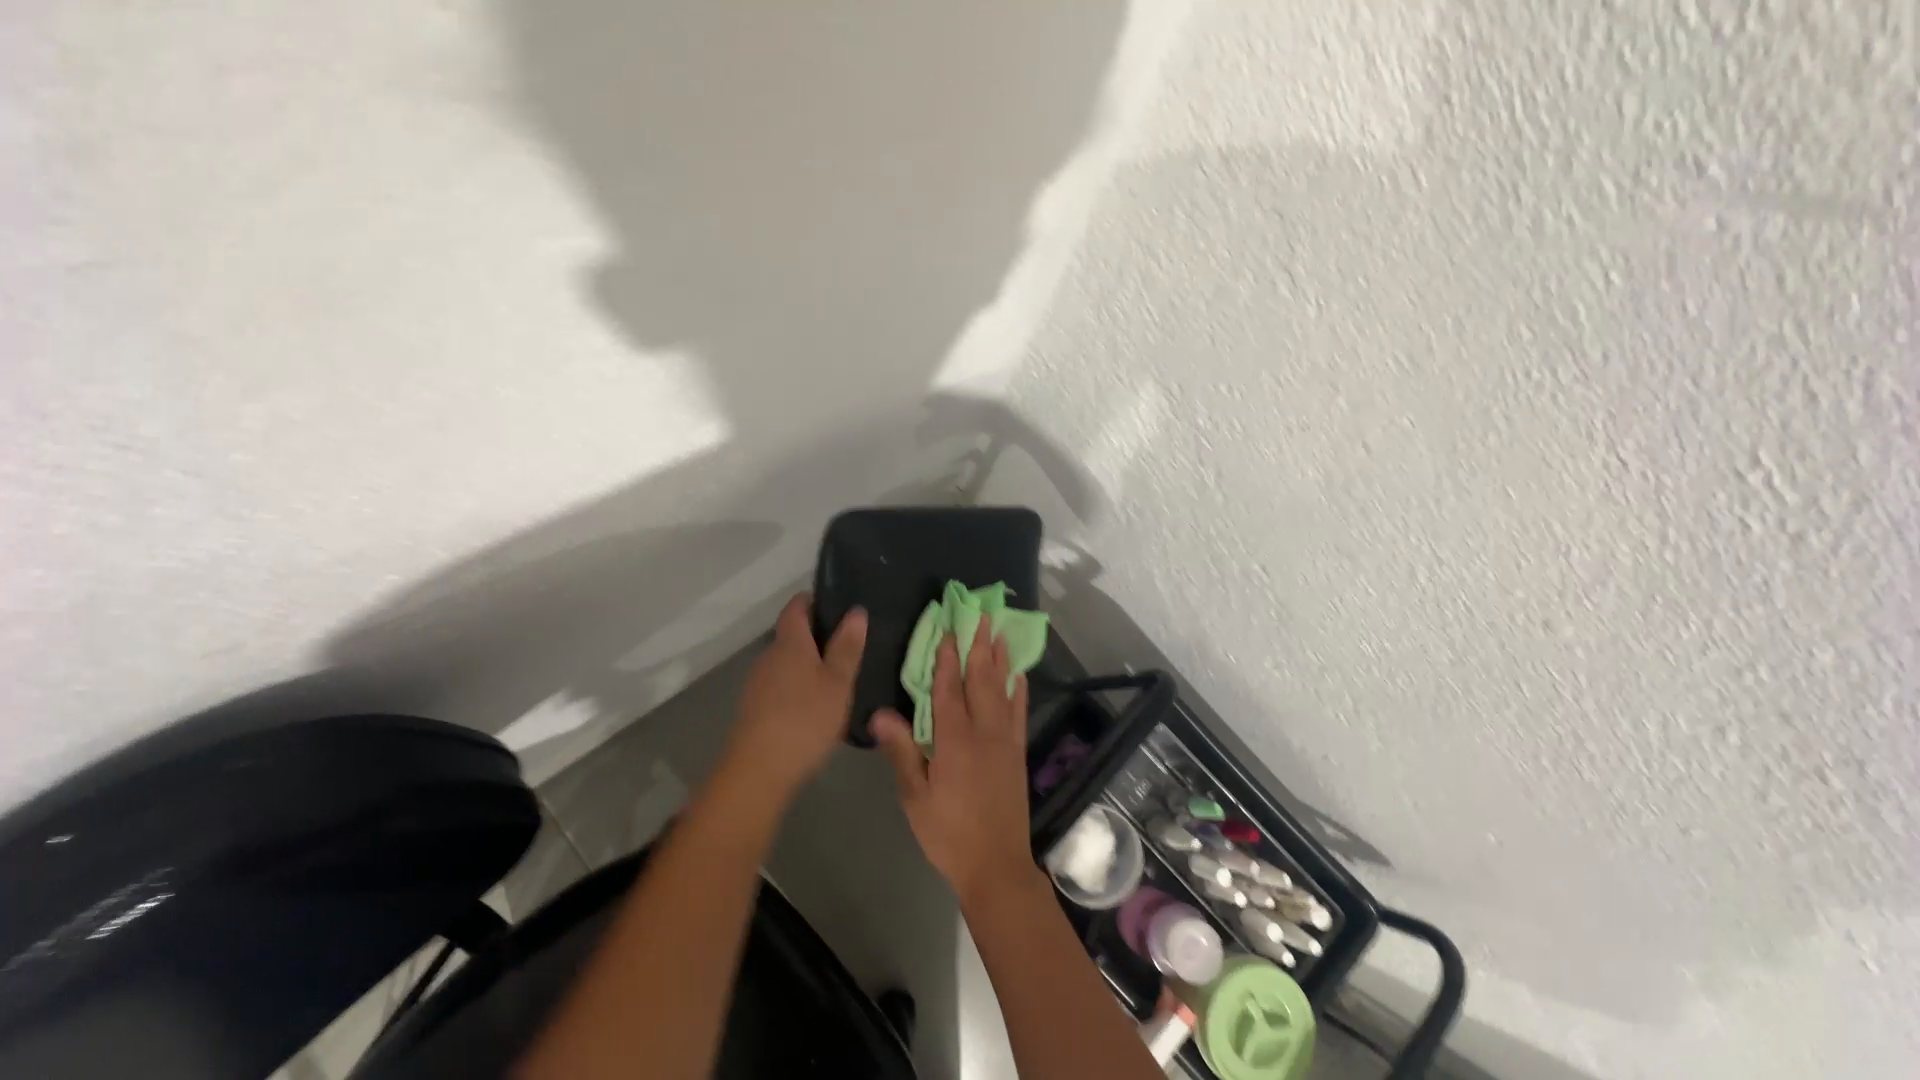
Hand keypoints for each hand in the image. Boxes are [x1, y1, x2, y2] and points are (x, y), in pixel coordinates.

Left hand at [726, 593, 866, 797]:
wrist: (759, 770)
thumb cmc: (805, 720)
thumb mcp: (838, 683)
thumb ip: (847, 647)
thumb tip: (856, 611)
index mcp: (789, 642)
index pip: (796, 606)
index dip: (815, 600)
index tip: (839, 605)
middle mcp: (769, 656)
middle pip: (791, 635)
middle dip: (817, 635)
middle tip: (850, 645)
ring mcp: (757, 683)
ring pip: (786, 662)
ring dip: (808, 664)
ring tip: (838, 677)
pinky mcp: (754, 708)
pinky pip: (780, 686)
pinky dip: (798, 687)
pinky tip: (816, 706)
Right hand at [873, 628, 1039, 906]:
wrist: (995, 864)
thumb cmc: (948, 833)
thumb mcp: (915, 797)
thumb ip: (902, 751)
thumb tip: (880, 713)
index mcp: (954, 741)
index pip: (948, 690)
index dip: (947, 659)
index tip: (948, 630)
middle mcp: (984, 733)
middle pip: (981, 681)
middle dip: (979, 647)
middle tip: (981, 616)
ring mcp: (1005, 742)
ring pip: (1003, 691)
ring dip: (1000, 660)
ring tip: (1000, 633)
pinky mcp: (1017, 754)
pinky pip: (1018, 713)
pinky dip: (1018, 690)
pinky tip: (1018, 676)